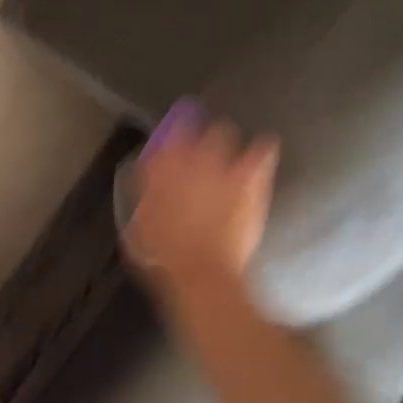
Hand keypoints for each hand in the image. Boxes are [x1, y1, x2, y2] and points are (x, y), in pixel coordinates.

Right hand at [125, 99, 279, 286]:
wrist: (201, 272)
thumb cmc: (163, 258)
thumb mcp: (139, 229)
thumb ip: (145, 201)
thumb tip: (147, 189)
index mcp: (157, 174)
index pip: (160, 145)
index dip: (164, 143)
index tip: (168, 146)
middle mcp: (187, 162)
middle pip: (192, 130)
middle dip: (196, 134)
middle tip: (199, 146)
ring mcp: (221, 168)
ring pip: (223, 133)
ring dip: (224, 139)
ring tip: (228, 150)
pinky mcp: (251, 180)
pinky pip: (262, 152)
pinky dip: (262, 151)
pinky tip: (263, 151)